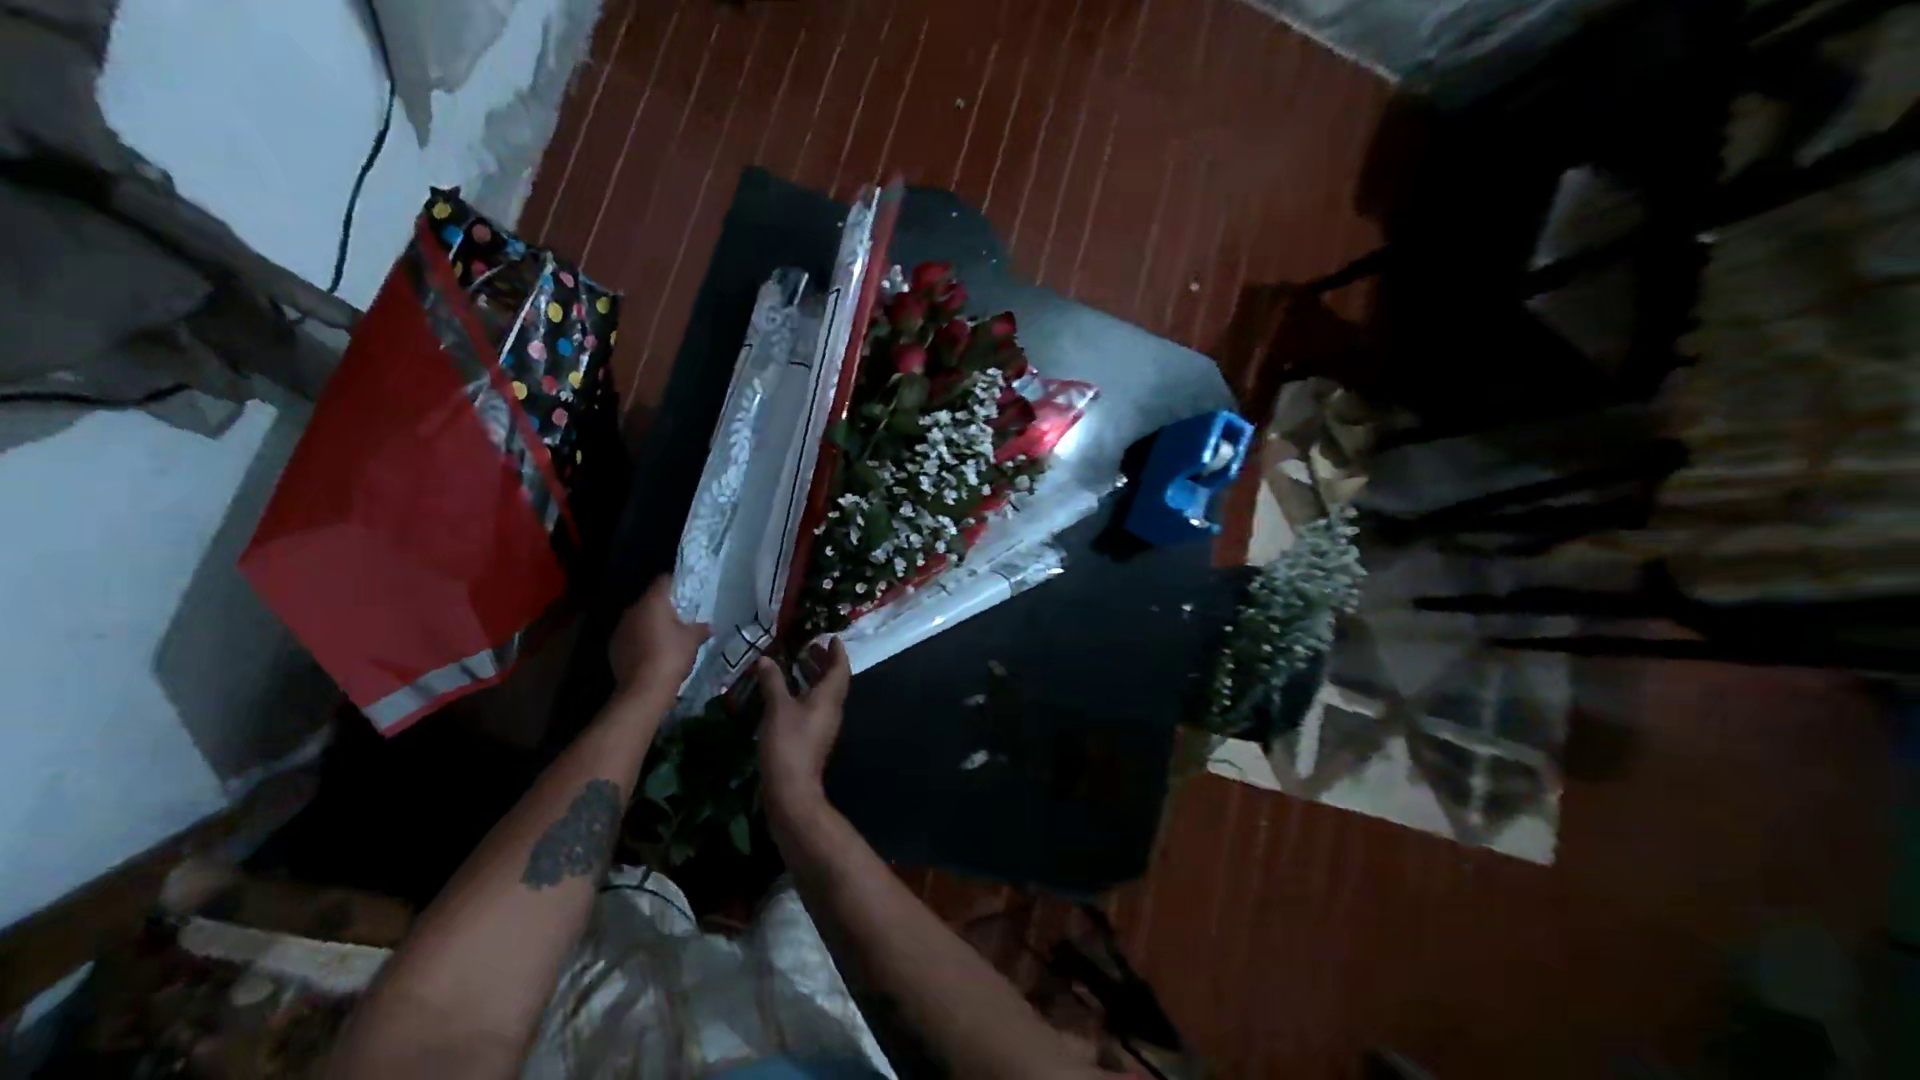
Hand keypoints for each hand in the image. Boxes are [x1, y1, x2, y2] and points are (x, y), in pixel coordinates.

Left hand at [608, 576, 708, 701]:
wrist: (644, 688)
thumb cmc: (671, 655)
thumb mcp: (693, 639)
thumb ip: (701, 628)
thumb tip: (710, 626)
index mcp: (652, 602)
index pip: (663, 581)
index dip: (675, 583)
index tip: (686, 593)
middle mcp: (632, 610)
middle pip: (650, 601)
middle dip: (664, 608)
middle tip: (680, 619)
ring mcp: (620, 629)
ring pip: (639, 619)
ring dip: (650, 624)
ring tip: (666, 638)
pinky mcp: (614, 646)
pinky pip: (631, 636)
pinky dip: (640, 640)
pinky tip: (652, 653)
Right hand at [755, 637, 849, 815]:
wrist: (792, 789)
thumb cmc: (788, 743)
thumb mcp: (778, 708)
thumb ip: (773, 682)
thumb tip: (766, 659)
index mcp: (830, 698)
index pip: (840, 668)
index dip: (837, 652)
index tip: (831, 637)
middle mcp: (832, 709)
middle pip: (833, 679)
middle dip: (823, 661)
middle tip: (809, 646)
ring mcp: (823, 724)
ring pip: (823, 693)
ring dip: (813, 676)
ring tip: (796, 662)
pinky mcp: (813, 736)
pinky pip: (814, 706)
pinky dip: (805, 692)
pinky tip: (787, 691)